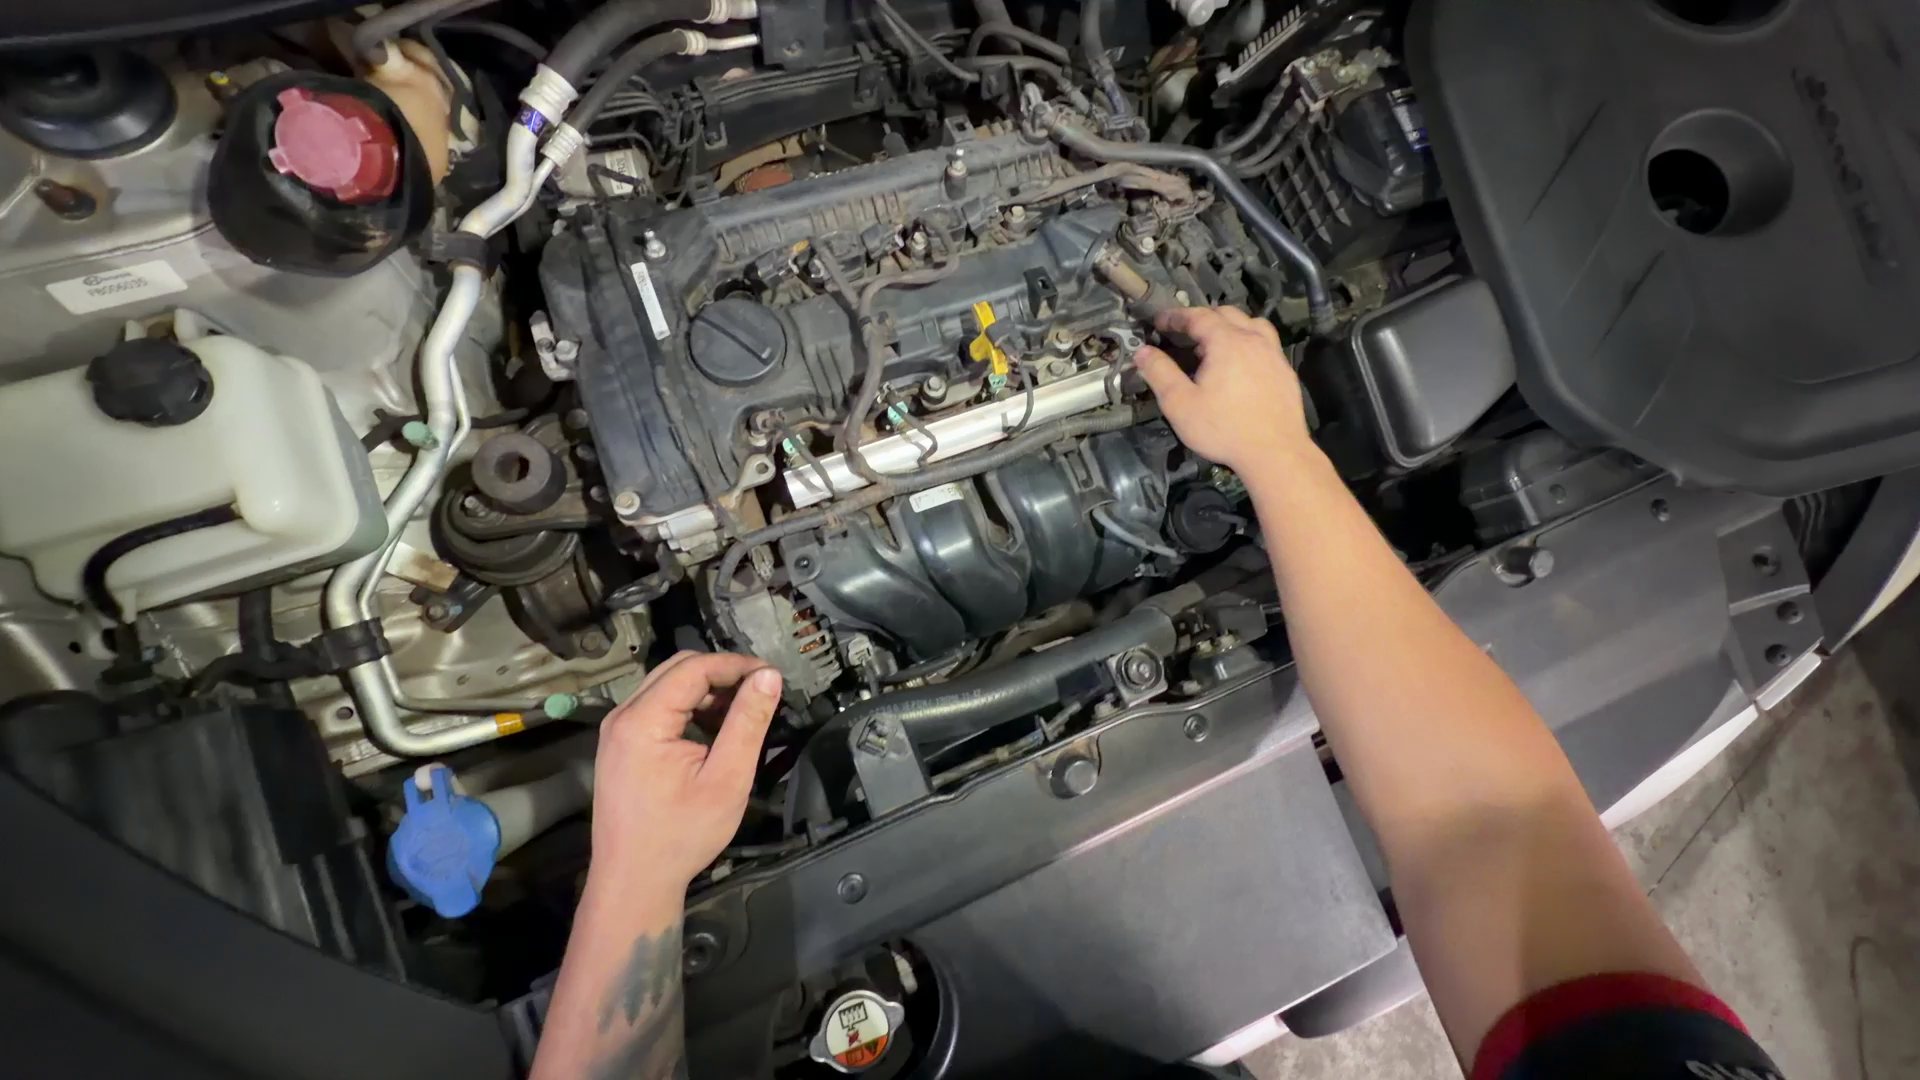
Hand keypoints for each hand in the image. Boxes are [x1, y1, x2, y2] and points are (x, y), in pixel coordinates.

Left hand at [587, 651, 782, 891]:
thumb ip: (748, 722)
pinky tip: (715, 728)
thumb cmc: (682, 834)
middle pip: (678, 669)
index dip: (736, 665)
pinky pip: (658, 706)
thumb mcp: (727, 778)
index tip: (771, 677)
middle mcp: (623, 716)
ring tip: (743, 709)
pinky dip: (690, 706)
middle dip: (723, 672)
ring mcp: (618, 730)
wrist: (633, 882)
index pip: (694, 668)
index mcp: (643, 720)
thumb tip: (769, 676)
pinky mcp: (621, 745)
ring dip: (707, 689)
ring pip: (668, 685)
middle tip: (760, 690)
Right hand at [1133, 306, 1310, 472]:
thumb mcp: (1180, 404)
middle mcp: (1253, 340)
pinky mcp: (1284, 371)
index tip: (1159, 321)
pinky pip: (1264, 342)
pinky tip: (1239, 361)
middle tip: (1183, 331)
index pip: (1198, 317)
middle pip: (1226, 314)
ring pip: (1251, 323)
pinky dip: (1247, 340)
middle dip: (1201, 317)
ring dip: (1229, 324)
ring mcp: (1273, 354)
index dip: (1176, 316)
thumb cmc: (1223, 428)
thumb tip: (1142, 352)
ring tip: (1214, 340)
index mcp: (1226, 342)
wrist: (1274, 452)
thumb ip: (1160, 373)